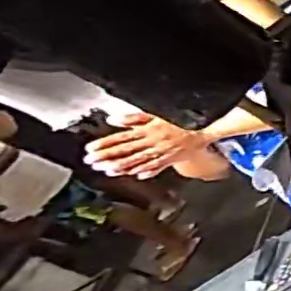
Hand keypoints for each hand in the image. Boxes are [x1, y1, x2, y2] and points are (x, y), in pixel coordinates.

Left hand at [83, 113, 212, 179]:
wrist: (199, 136)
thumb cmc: (174, 126)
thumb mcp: (156, 117)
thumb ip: (133, 118)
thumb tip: (112, 119)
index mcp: (149, 130)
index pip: (123, 137)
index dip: (106, 143)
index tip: (91, 148)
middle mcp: (154, 142)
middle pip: (128, 150)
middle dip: (107, 156)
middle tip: (91, 161)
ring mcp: (162, 152)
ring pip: (138, 160)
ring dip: (121, 165)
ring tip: (105, 169)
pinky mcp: (169, 160)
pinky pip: (154, 166)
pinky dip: (142, 171)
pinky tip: (130, 174)